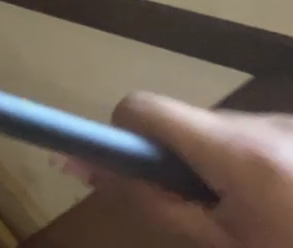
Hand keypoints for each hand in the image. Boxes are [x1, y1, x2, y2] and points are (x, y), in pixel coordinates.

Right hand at [79, 92, 292, 247]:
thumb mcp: (222, 243)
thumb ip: (148, 199)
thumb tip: (72, 162)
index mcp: (237, 151)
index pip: (141, 107)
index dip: (128, 133)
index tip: (143, 170)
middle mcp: (269, 124)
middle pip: (189, 121)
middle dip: (188, 157)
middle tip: (217, 209)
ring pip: (231, 130)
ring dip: (232, 163)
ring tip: (273, 212)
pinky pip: (270, 135)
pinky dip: (269, 163)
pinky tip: (292, 198)